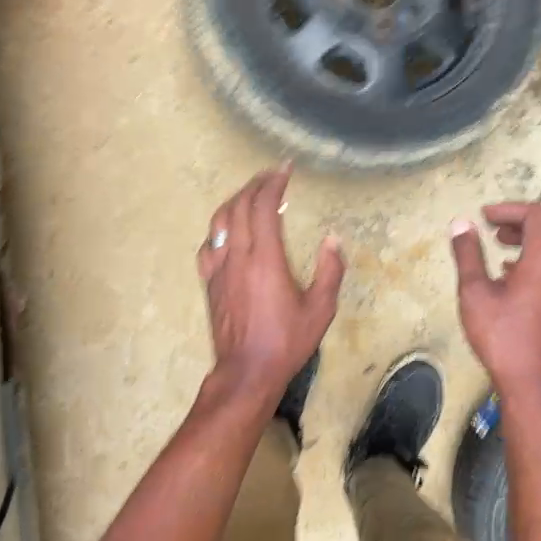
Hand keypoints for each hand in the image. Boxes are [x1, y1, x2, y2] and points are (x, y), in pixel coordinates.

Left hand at [196, 165, 344, 404]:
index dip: (274, 183)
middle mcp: (238, 256)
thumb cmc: (286, 341)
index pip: (264, 206)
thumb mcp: (320, 309)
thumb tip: (332, 240)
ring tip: (250, 195)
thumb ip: (329, 271)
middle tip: (272, 177)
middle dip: (255, 185)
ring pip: (219, 221)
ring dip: (235, 201)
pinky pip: (208, 245)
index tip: (286, 169)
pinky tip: (227, 231)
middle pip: (239, 206)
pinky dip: (219, 228)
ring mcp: (219, 269)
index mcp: (265, 258)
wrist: (246, 371)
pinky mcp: (210, 283)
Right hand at [449, 203, 540, 400]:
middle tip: (494, 228)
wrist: (534, 381)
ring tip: (499, 248)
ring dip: (528, 239)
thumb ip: (468, 255)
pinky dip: (534, 257)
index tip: (484, 217)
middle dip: (521, 220)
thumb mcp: (475, 293)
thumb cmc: (502, 335)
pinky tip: (508, 275)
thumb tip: (461, 224)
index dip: (509, 209)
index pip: (537, 214)